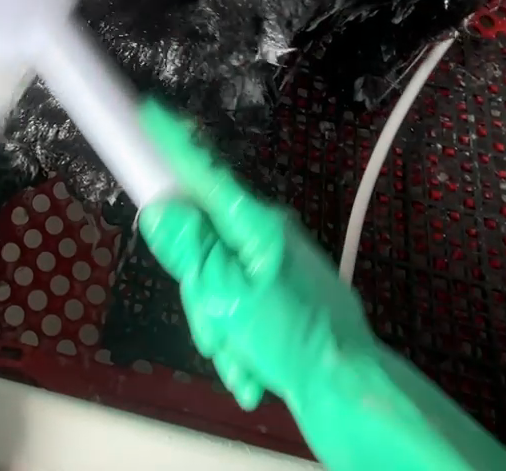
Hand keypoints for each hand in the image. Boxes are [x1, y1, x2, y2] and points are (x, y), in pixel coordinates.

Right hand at [138, 102, 505, 470]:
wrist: (353, 397)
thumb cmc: (291, 338)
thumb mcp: (227, 294)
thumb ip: (190, 248)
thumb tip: (161, 208)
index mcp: (254, 223)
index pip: (202, 171)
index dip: (173, 143)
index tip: (152, 109)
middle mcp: (264, 236)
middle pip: (202, 240)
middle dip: (197, 287)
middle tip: (213, 323)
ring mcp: (275, 268)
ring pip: (216, 281)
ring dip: (217, 323)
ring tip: (239, 359)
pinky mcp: (282, 299)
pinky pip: (237, 308)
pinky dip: (237, 339)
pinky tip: (251, 370)